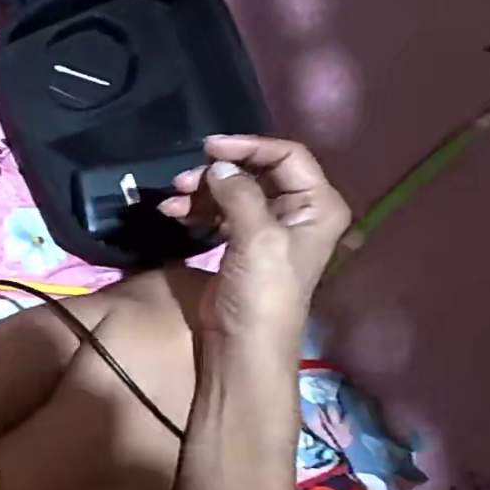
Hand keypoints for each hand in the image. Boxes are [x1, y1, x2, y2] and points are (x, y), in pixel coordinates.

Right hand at [157, 135, 348, 342]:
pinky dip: (196, 211)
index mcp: (316, 204)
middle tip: (182, 182)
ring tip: (172, 203)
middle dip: (217, 174)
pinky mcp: (240, 244)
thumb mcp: (258, 238)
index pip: (286, 157)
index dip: (248, 147)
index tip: (208, 148)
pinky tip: (174, 215)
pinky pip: (218, 214)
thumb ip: (240, 196)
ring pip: (232, 193)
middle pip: (254, 174)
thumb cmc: (263, 290)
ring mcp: (266, 228)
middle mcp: (295, 211)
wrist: (244, 342)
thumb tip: (218, 167)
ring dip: (200, 193)